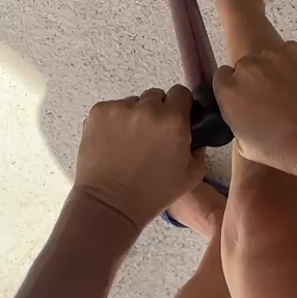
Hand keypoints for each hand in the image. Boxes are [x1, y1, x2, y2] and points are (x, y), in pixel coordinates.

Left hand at [73, 85, 206, 229]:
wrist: (110, 205)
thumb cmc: (152, 194)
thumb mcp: (191, 176)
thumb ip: (198, 146)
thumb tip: (193, 131)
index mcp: (173, 120)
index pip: (180, 93)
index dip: (179, 105)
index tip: (174, 118)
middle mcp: (147, 109)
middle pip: (155, 96)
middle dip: (156, 112)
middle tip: (151, 135)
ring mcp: (120, 108)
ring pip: (132, 102)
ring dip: (133, 116)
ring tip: (129, 143)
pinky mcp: (98, 112)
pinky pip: (111, 109)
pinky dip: (112, 121)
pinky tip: (113, 143)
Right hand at [214, 40, 296, 182]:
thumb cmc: (286, 149)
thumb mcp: (246, 145)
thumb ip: (236, 119)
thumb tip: (241, 111)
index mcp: (229, 92)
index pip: (222, 76)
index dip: (235, 86)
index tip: (247, 96)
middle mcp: (246, 68)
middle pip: (245, 66)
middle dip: (255, 78)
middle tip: (272, 97)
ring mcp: (271, 56)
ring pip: (268, 58)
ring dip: (275, 71)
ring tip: (292, 93)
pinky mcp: (295, 51)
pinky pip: (290, 53)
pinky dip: (295, 65)